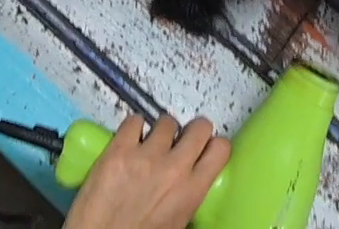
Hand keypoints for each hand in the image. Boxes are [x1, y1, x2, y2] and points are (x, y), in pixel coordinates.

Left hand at [62, 114, 231, 228]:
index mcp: (191, 192)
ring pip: (166, 121)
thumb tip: (192, 179)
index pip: (221, 148)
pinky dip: (132, 130)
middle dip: (191, 132)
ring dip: (159, 133)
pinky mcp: (118, 151)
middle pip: (200, 126)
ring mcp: (146, 157)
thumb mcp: (177, 222)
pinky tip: (127, 143)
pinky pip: (134, 120)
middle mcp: (174, 169)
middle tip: (178, 143)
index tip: (202, 150)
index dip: (211, 146)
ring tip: (147, 146)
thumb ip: (188, 195)